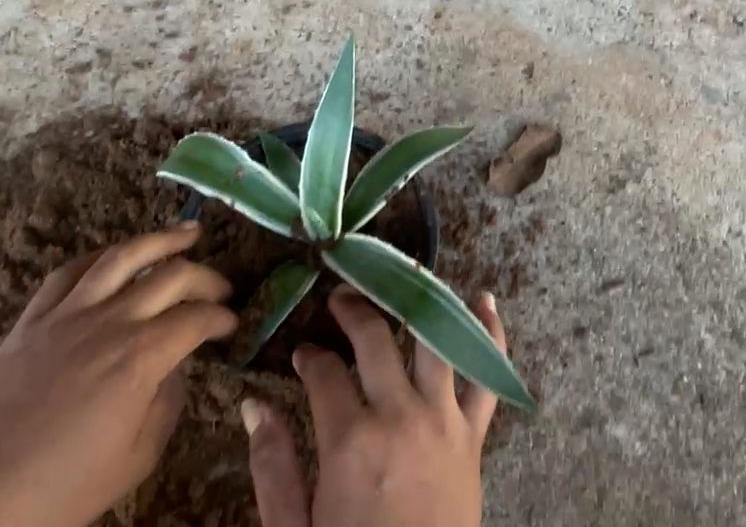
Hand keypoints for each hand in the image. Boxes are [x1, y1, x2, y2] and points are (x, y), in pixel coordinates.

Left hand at [0, 224, 237, 526]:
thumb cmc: (62, 489)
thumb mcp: (137, 457)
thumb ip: (168, 403)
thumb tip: (177, 367)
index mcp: (142, 358)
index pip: (198, 319)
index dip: (222, 318)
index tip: (231, 325)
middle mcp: (111, 323)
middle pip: (172, 276)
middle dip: (207, 278)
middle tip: (221, 288)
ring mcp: (68, 315)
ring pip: (123, 257)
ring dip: (162, 240)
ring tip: (188, 232)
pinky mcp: (32, 320)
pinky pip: (69, 272)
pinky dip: (100, 257)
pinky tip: (116, 256)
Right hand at [244, 286, 508, 526]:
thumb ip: (272, 466)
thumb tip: (253, 406)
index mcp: (349, 439)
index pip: (325, 372)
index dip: (310, 355)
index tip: (303, 354)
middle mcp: (400, 415)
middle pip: (376, 339)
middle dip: (354, 310)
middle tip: (341, 298)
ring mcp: (444, 420)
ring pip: (434, 340)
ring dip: (418, 303)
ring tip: (404, 279)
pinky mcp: (474, 436)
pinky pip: (488, 377)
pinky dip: (491, 334)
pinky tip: (484, 300)